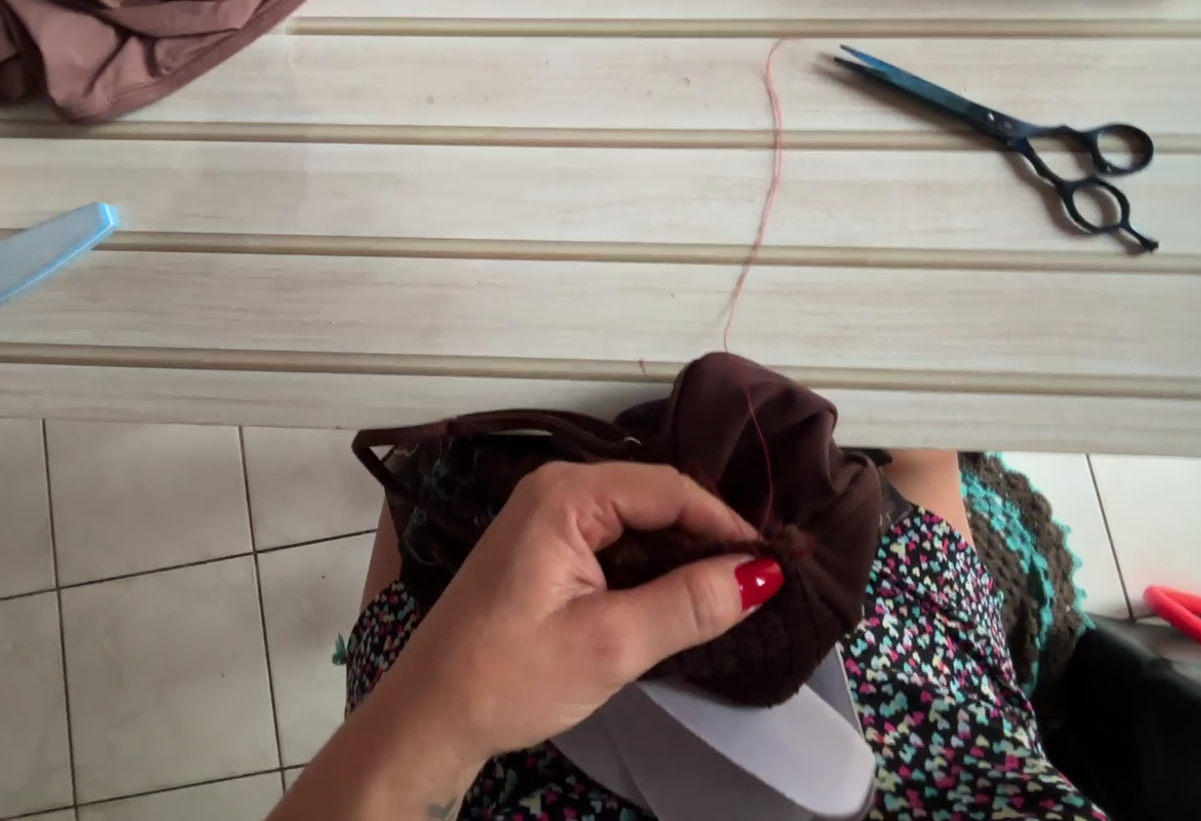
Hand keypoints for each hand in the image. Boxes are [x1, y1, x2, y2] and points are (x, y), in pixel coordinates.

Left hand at [372, 461, 781, 763]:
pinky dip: (649, 561)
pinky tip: (674, 591)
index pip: (668, 488)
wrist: (429, 714)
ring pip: (637, 516)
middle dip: (704, 535)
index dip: (724, 522)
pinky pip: (614, 535)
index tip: (772, 564)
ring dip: (680, 550)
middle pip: (653, 495)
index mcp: (566, 493)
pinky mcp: (546, 540)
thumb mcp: (610, 644)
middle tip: (755, 581)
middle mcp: (557, 486)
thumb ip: (688, 603)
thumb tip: (763, 573)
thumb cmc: (511, 676)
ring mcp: (547, 511)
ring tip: (725, 590)